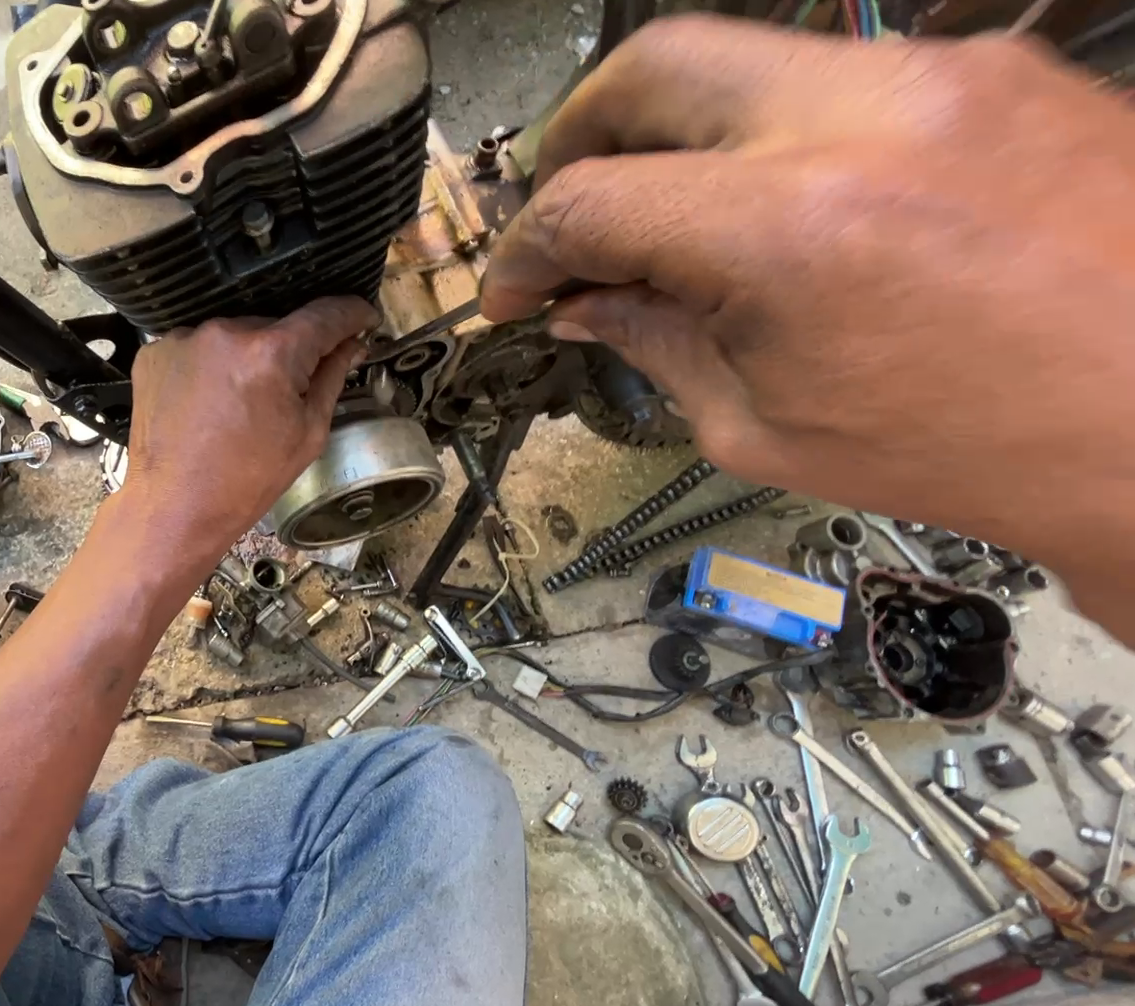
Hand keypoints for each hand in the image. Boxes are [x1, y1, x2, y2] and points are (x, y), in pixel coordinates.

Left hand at [120, 296, 376, 562]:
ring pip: (235, 336)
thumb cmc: (242, 482)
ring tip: (238, 407)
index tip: (361, 318)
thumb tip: (349, 345)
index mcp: (270, 354)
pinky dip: (209, 368)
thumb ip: (331, 379)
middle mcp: (224, 334)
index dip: (351, 314)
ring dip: (245, 359)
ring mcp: (184, 340)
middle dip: (288, 352)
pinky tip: (207, 405)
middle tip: (285, 394)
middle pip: (275, 326)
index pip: (325, 314)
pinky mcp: (155, 352)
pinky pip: (198, 348)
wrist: (175, 506)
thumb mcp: (306, 435)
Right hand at [480, 16, 1134, 631]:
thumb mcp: (754, 421)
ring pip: (735, 60)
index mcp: (789, 229)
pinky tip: (743, 213)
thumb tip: (583, 306)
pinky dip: (745, 139)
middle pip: (651, 66)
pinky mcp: (988, 73)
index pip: (590, 200)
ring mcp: (939, 75)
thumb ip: (652, 340)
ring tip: (648, 224)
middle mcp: (863, 116)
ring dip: (660, 139)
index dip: (523, 252)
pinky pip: (818, 80)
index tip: (513, 293)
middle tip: (558, 219)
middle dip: (574, 141)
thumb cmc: (970, 448)